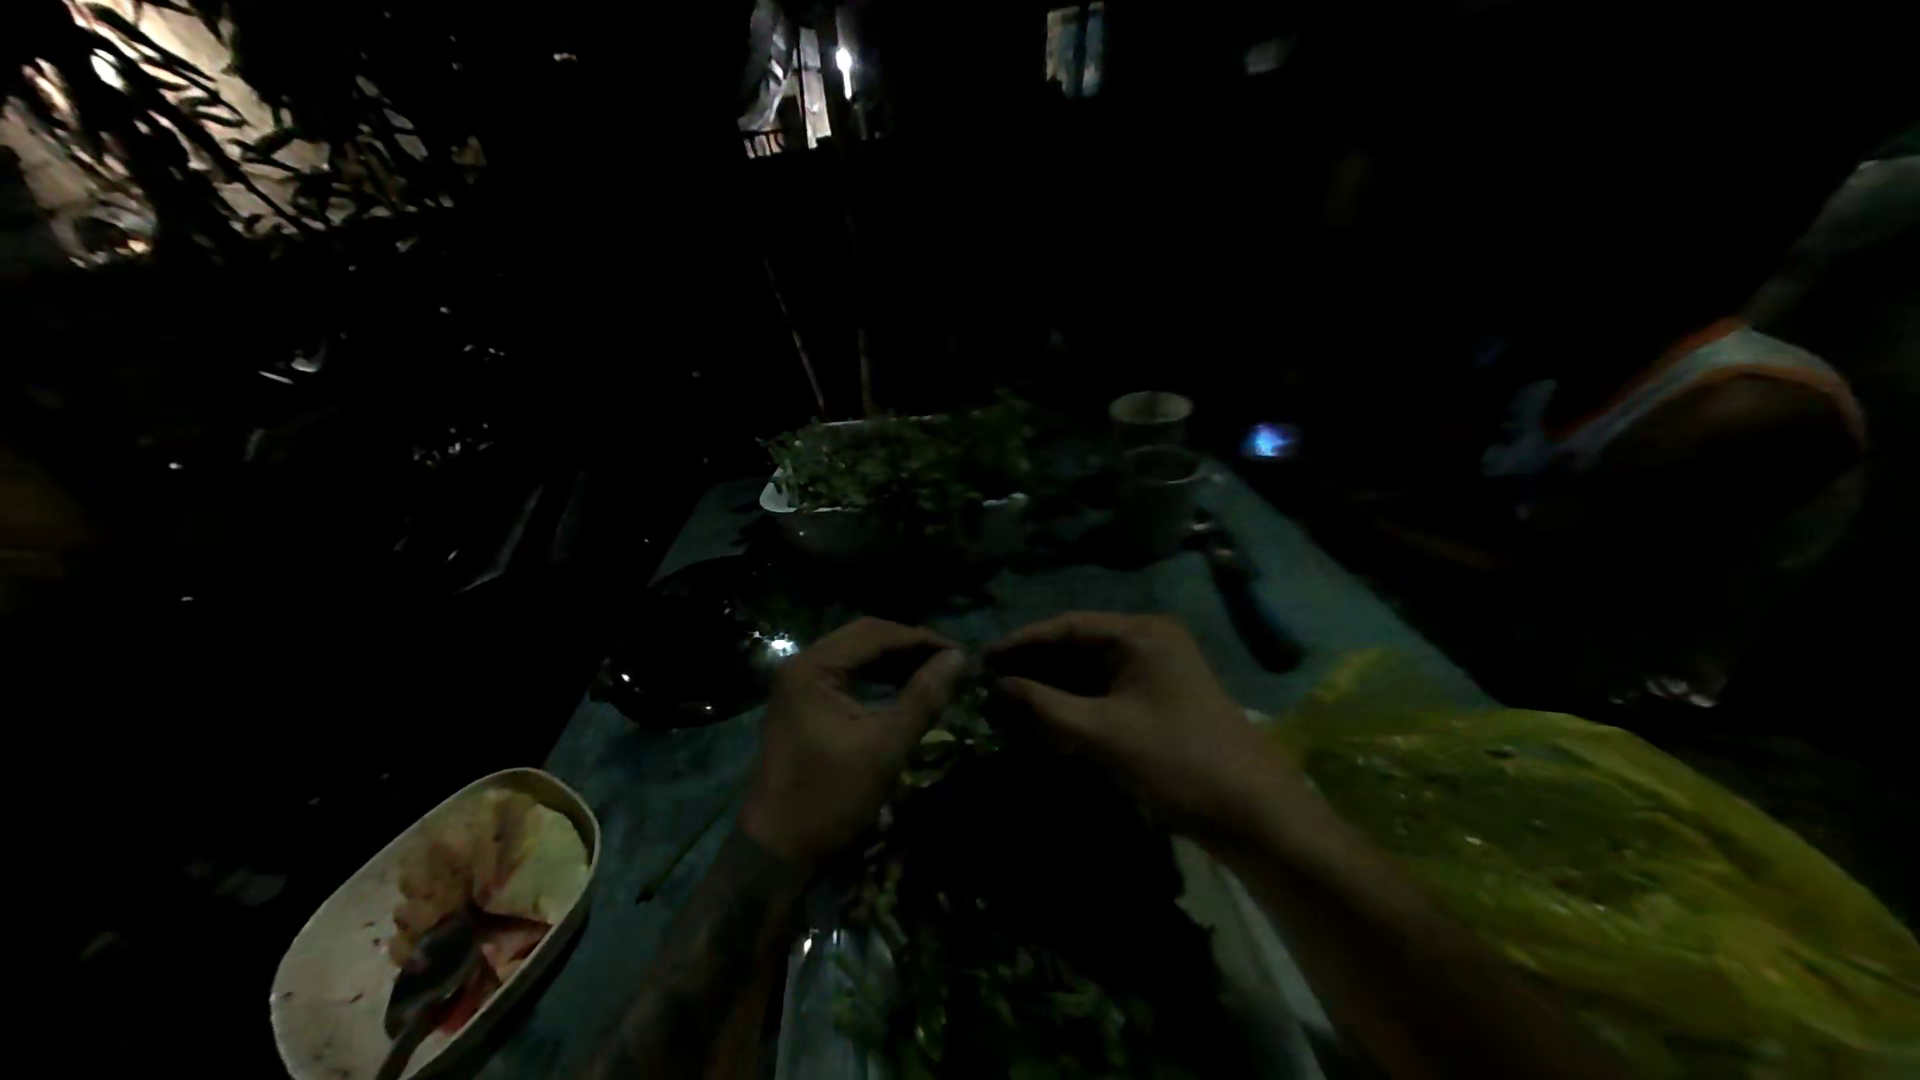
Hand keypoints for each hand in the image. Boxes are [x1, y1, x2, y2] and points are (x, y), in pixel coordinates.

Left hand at [741, 617, 965, 869]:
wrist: (775, 850)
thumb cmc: (830, 798)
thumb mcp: (885, 747)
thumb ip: (923, 697)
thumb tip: (958, 658)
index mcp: (813, 668)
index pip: (876, 634)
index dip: (922, 639)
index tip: (960, 653)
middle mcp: (801, 665)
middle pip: (864, 637)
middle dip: (909, 645)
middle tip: (950, 660)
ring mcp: (799, 683)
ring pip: (856, 654)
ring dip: (895, 659)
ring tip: (935, 670)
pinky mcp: (803, 702)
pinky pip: (847, 674)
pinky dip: (878, 676)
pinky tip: (904, 685)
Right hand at [988, 612, 1297, 845]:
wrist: (1252, 813)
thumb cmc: (1176, 762)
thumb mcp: (1102, 733)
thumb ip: (1044, 707)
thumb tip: (997, 688)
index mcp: (1141, 634)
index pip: (1067, 627)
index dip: (1021, 643)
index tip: (983, 661)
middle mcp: (1147, 642)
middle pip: (1077, 646)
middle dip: (1035, 668)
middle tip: (991, 688)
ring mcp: (1153, 671)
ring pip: (1088, 672)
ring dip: (1051, 689)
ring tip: (1008, 706)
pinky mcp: (1155, 699)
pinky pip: (1103, 692)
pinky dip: (1073, 705)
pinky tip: (1044, 721)